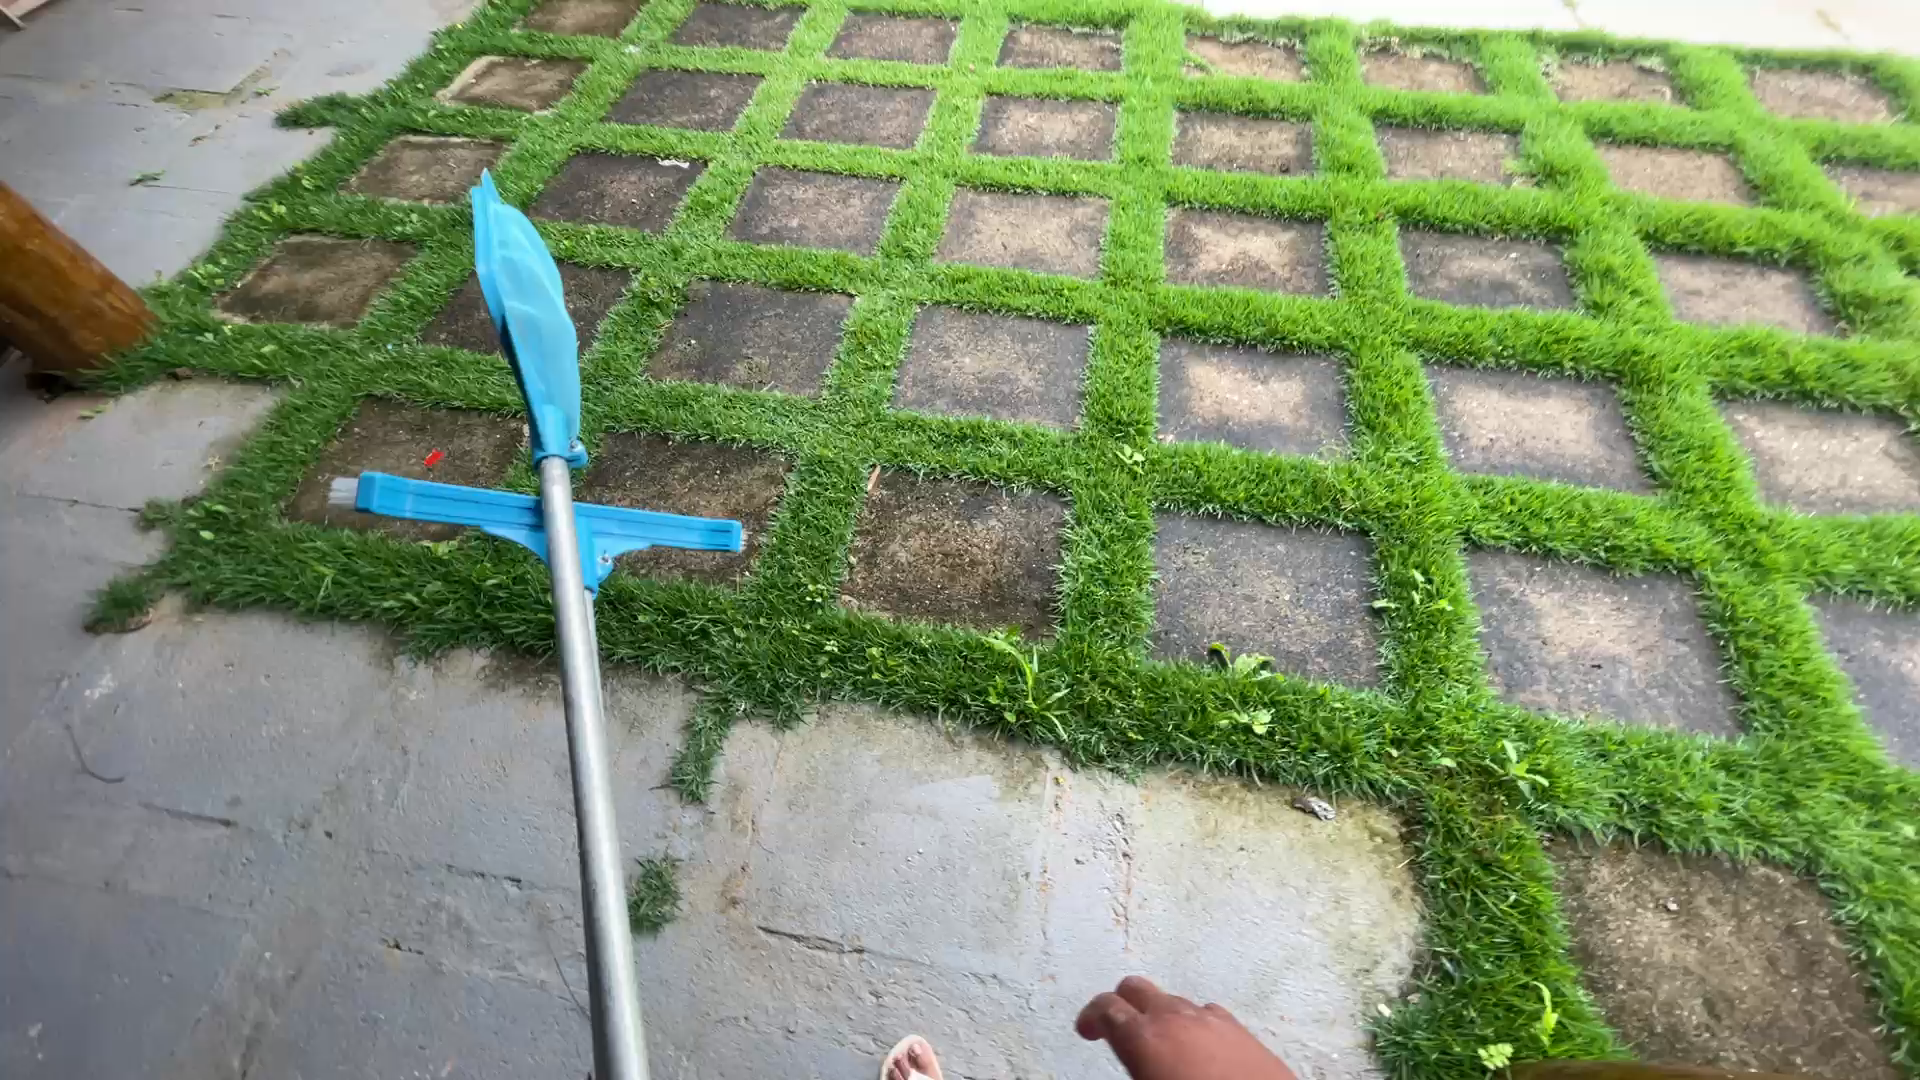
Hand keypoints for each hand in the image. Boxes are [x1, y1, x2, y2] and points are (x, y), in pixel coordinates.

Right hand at [1075, 976, 1298, 1079]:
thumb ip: (1136, 1069)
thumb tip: (1135, 1065)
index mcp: (1145, 1038)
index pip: (1105, 1008)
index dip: (1089, 1016)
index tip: (1085, 1031)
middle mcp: (1174, 1017)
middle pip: (1136, 988)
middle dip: (1121, 1003)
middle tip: (1116, 1029)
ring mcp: (1211, 1020)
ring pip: (1172, 1000)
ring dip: (1159, 1015)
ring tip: (1161, 1048)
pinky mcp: (1243, 1031)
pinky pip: (1207, 1015)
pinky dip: (1194, 1025)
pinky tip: (1202, 1053)